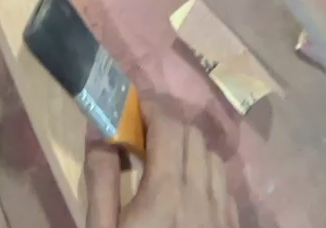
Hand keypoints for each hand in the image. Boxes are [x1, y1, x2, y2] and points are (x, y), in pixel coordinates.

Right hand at [84, 105, 236, 227]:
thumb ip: (100, 178)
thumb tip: (100, 131)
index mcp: (166, 195)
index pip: (169, 126)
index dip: (150, 109)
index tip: (130, 110)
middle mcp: (201, 201)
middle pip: (193, 136)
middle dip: (167, 125)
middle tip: (141, 134)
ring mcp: (222, 220)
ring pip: (213, 160)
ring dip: (189, 149)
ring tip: (164, 162)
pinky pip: (225, 190)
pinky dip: (206, 176)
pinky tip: (186, 193)